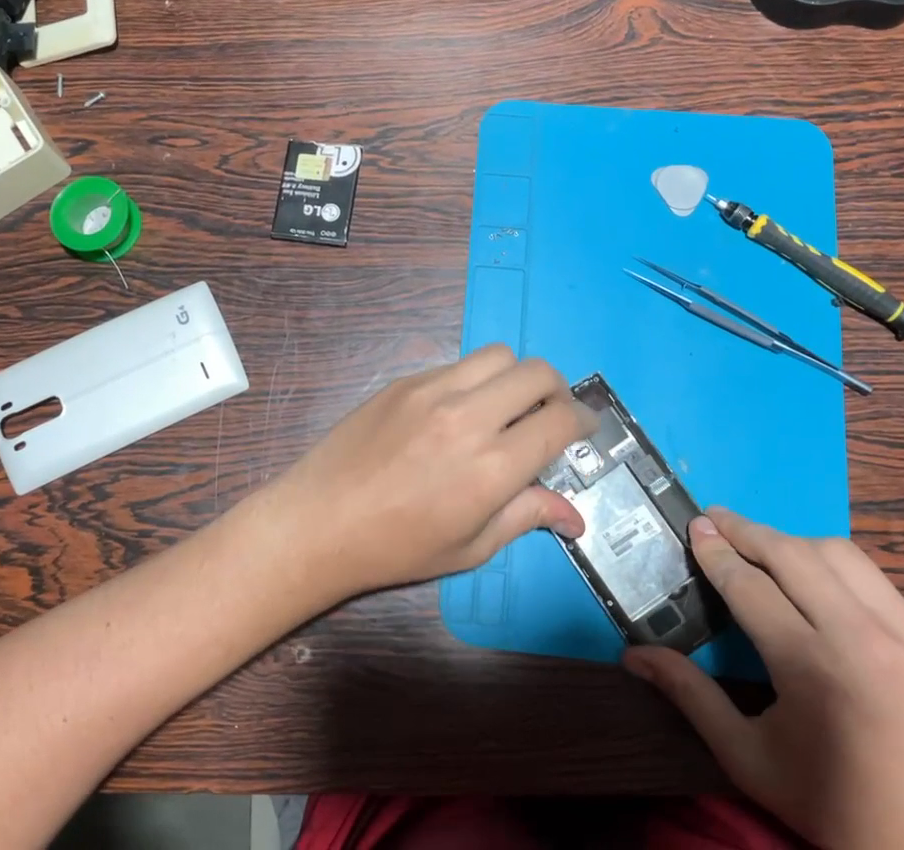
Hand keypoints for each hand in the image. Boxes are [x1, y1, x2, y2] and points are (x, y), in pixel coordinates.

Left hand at [257, 345, 595, 598]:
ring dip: (516, 376)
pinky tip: (460, 411)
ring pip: (498, 355)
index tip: (584, 430)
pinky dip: (475, 380)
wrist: (319, 522)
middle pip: (537, 372)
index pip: (560, 421)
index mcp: (492, 467)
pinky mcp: (404, 382)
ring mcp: (432, 391)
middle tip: (551, 414)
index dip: (583, 421)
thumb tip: (575, 515)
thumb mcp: (470, 546)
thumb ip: (526, 517)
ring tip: (508, 405)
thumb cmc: (397, 547)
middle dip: (558, 390)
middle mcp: (468, 417)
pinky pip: (457, 364)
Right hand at [623, 509, 903, 849]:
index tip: (692, 528)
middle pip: (795, 553)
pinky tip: (829, 601)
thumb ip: (690, 696)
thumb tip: (632, 655)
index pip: (750, 585)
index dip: (716, 554)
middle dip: (748, 530)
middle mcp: (869, 634)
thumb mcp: (751, 760)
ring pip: (844, 555)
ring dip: (795, 544)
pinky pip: (884, 588)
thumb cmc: (842, 808)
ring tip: (763, 549)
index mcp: (816, 666)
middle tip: (715, 520)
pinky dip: (845, 580)